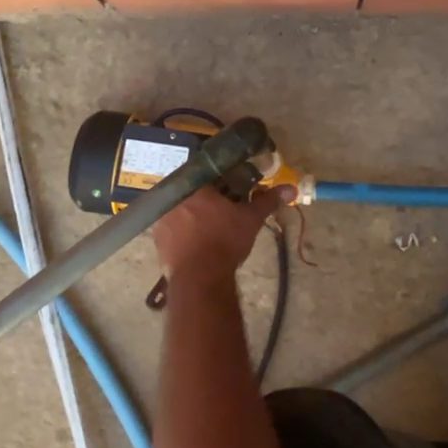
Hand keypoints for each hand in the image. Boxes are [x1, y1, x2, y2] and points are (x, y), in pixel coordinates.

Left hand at [153, 184, 291, 284]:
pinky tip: (193, 240)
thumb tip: (290, 189)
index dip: (215, 177)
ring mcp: (161, 218)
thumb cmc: (225, 241)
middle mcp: (171, 197)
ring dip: (188, 212)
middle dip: (202, 195)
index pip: (202, 170)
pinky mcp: (156, 239)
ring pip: (176, 208)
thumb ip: (267, 201)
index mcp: (193, 185)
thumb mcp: (250, 219)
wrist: (200, 277)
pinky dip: (180, 231)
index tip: (225, 185)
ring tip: (205, 224)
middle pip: (188, 189)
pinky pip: (169, 227)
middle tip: (217, 206)